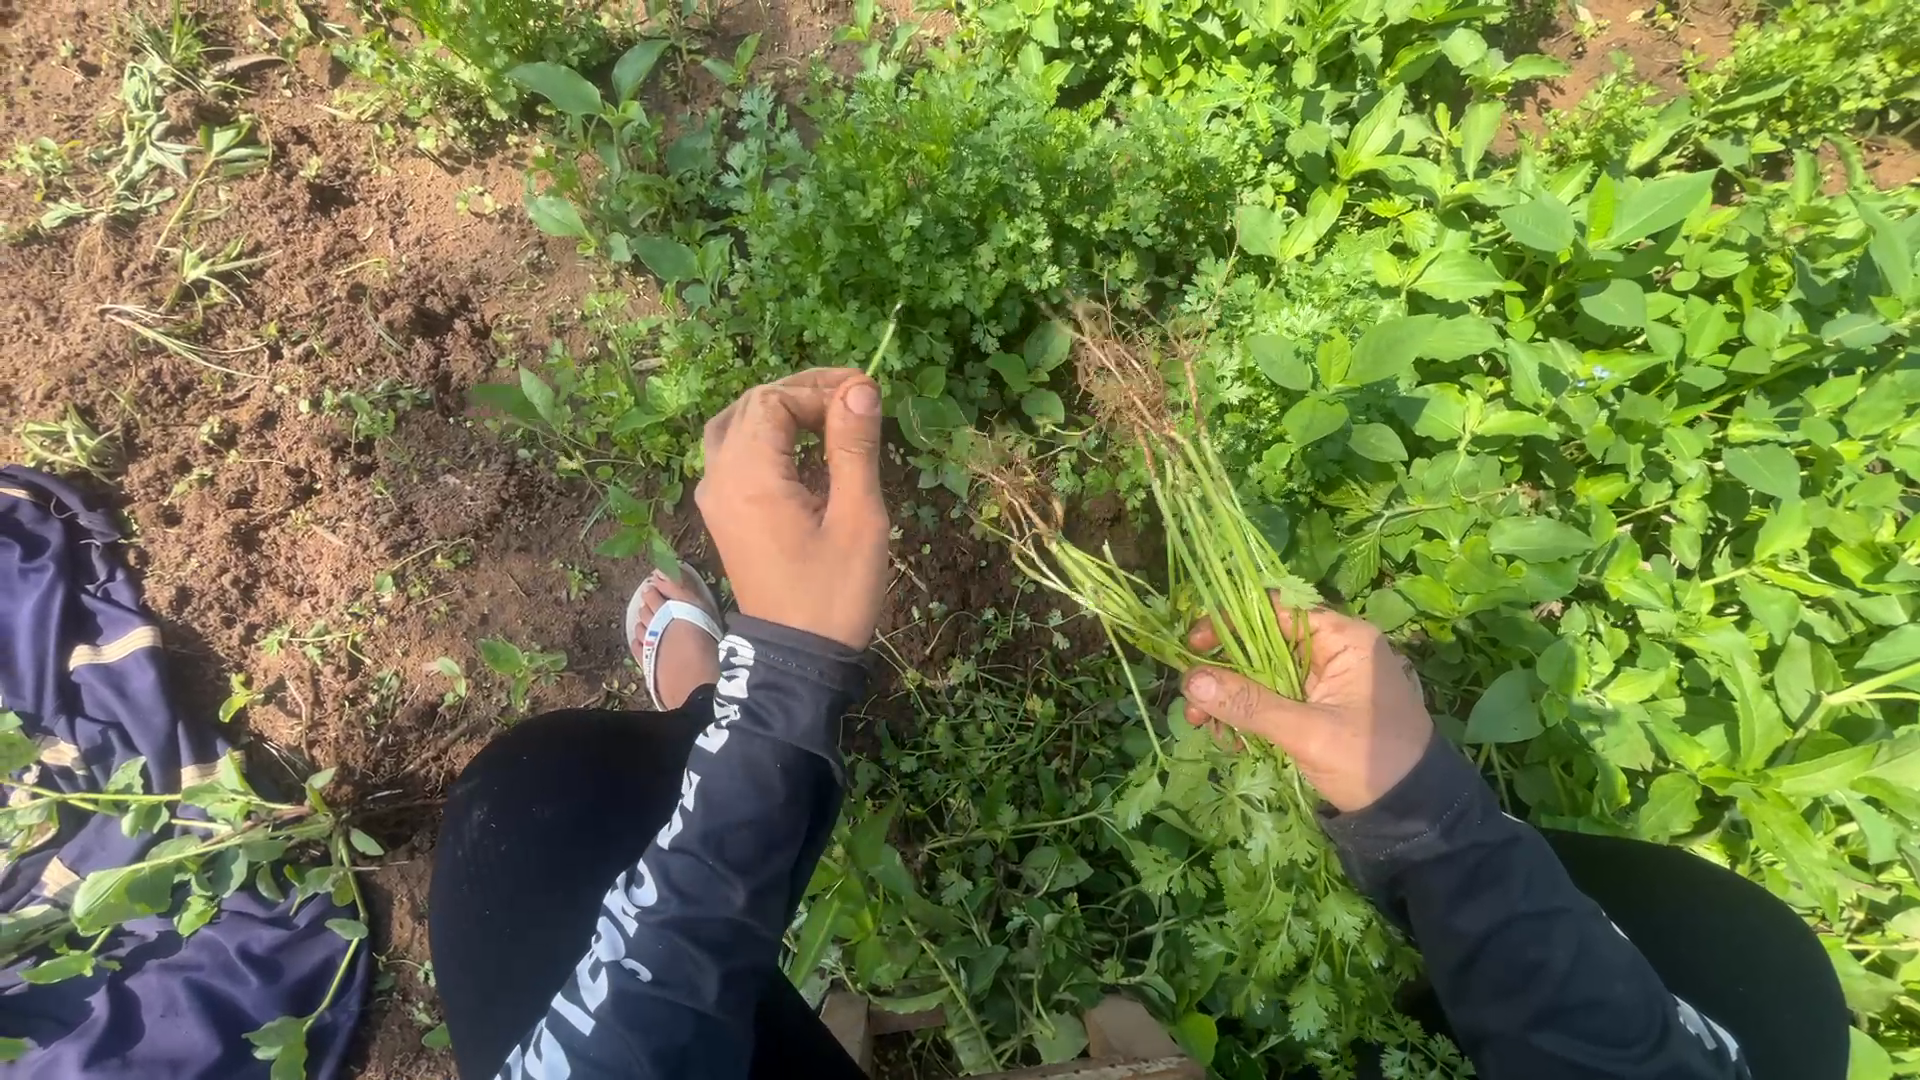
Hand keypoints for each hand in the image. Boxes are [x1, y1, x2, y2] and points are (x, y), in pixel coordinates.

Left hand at [696, 368, 889, 649]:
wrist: (797, 659)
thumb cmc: (834, 593)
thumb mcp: (859, 518)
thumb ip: (855, 447)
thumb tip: (860, 388)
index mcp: (749, 477)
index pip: (774, 400)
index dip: (820, 387)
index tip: (865, 394)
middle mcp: (719, 480)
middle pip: (751, 406)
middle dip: (802, 393)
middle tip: (853, 398)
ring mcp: (715, 499)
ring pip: (737, 427)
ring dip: (780, 411)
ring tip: (829, 415)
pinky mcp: (723, 515)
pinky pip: (734, 455)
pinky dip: (767, 437)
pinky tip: (803, 448)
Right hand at [1182, 602, 1433, 812]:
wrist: (1414, 818)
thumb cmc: (1372, 762)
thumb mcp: (1308, 732)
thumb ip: (1250, 704)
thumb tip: (1190, 679)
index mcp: (1343, 640)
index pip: (1277, 609)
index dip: (1231, 620)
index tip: (1195, 643)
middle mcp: (1331, 652)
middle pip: (1260, 642)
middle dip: (1221, 669)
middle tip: (1189, 693)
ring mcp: (1320, 681)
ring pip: (1259, 674)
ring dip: (1227, 696)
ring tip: (1199, 723)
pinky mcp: (1312, 708)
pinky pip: (1267, 699)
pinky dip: (1243, 714)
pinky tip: (1225, 737)